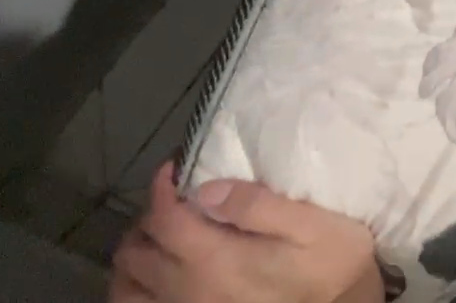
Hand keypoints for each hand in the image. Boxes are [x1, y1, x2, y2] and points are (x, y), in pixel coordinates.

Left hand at [110, 164, 382, 302]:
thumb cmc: (328, 259)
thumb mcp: (310, 224)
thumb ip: (259, 206)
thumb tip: (206, 189)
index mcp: (216, 260)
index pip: (165, 221)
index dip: (161, 188)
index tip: (176, 165)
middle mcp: (187, 290)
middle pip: (136, 253)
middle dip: (147, 216)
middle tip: (177, 193)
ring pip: (126, 286)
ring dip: (134, 253)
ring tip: (162, 229)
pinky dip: (133, 287)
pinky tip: (155, 271)